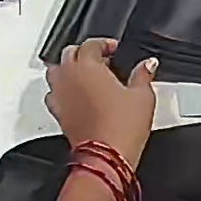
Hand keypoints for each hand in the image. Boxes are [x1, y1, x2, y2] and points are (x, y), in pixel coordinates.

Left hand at [44, 38, 156, 164]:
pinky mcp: (58, 113)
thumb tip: (147, 65)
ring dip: (68, 68)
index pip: (91, 44)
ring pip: (55, 71)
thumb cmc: (120, 127)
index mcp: (87, 65)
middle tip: (101, 60)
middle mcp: (69, 77)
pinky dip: (62, 90)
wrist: (106, 157)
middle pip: (69, 53)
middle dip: (84, 52)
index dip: (104, 44)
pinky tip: (74, 95)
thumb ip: (143, 75)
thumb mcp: (142, 96)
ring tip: (84, 74)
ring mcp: (60, 95)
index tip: (114, 49)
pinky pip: (53, 94)